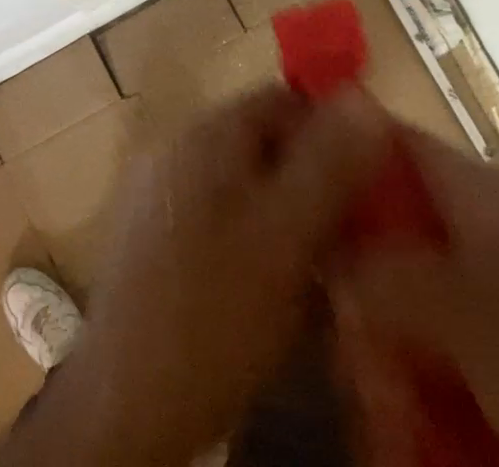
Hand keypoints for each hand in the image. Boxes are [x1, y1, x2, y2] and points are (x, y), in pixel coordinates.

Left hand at [0, 86, 385, 466]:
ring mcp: (158, 198)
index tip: (372, 178)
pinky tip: (273, 286)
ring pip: (245, 186)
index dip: (333, 129)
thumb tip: (363, 97)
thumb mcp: (284, 237)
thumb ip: (326, 164)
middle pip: (264, 144)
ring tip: (321, 264)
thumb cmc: (212, 314)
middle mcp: (174, 154)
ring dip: (288, 214)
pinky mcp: (153, 242)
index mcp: (203, 138)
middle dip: (314, 178)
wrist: (125, 401)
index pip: (282, 100)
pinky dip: (255, 240)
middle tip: (354, 229)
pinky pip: (220, 220)